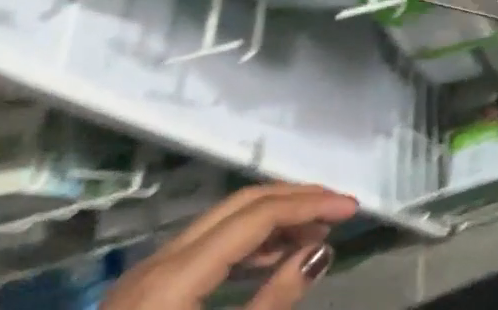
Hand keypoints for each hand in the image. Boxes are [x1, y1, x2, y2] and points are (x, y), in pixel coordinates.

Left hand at [102, 184, 355, 309]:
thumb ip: (276, 298)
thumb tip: (321, 251)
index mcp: (174, 277)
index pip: (256, 216)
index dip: (311, 205)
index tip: (353, 210)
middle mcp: (157, 262)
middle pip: (239, 205)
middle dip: (295, 200)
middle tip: (339, 210)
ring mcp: (146, 275)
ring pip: (222, 221)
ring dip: (273, 218)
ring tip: (314, 236)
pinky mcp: (144, 290)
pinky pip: (205, 245)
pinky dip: (247, 240)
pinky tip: (273, 257)